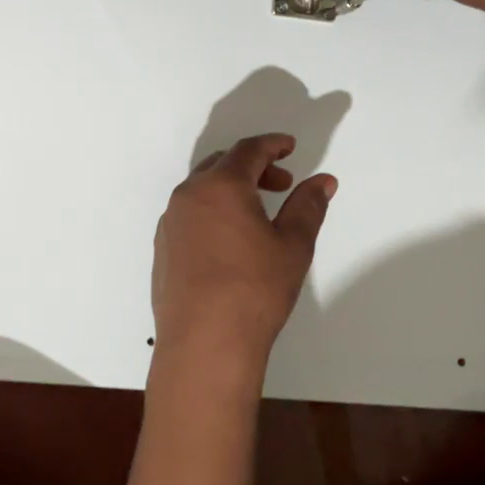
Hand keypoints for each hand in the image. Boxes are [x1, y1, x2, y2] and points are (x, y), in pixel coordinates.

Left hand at [151, 134, 335, 370]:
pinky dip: (212, 211)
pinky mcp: (162, 246)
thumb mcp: (293, 246)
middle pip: (221, 165)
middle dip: (253, 168)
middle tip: (282, 184)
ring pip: (201, 190)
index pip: (247, 150)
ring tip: (259, 212)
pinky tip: (231, 239)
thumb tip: (323, 181)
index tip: (290, 146)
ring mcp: (170, 221)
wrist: (204, 340)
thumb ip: (307, 206)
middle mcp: (188, 195)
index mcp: (220, 186)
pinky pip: (189, 214)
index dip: (272, 145)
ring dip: (231, 190)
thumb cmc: (255, 289)